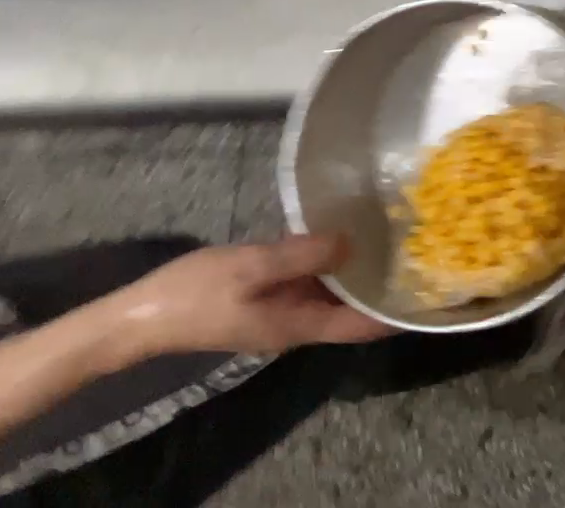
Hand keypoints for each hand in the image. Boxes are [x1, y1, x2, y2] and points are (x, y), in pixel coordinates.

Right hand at [98, 234, 396, 359]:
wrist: (132, 318)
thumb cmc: (194, 294)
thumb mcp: (252, 267)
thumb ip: (304, 256)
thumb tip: (351, 244)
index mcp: (301, 326)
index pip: (364, 326)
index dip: (398, 314)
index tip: (432, 290)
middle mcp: (300, 324)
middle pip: (356, 310)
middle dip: (387, 287)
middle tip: (425, 254)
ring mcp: (283, 313)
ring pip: (336, 295)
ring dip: (363, 273)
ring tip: (399, 240)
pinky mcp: (268, 299)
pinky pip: (313, 284)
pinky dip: (334, 266)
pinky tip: (350, 237)